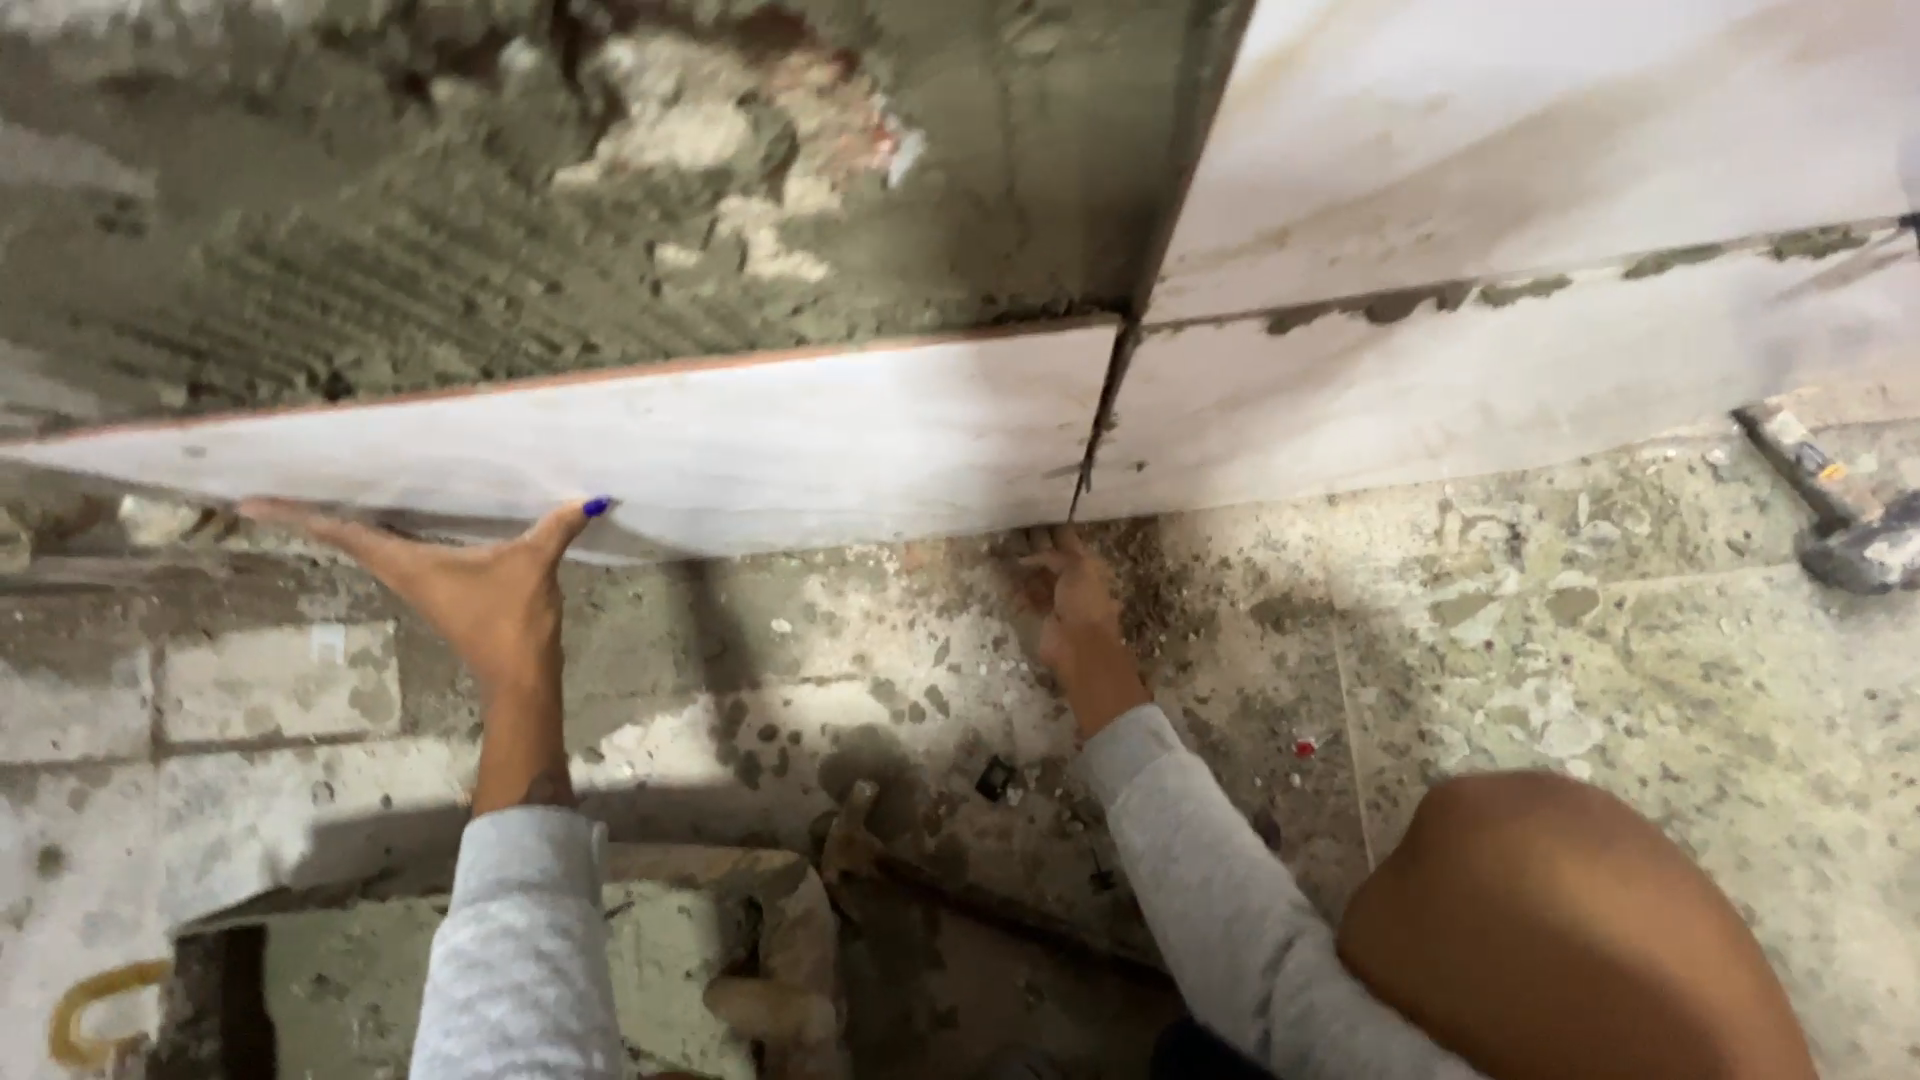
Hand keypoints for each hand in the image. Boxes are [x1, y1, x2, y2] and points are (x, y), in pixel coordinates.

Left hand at [238, 497, 606, 815]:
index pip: (344, 533)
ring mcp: (423, 588)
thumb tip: (589, 499)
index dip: (297, 516)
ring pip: (374, 550)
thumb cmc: (510, 619)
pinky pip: (404, 557)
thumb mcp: (534, 565)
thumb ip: (557, 528)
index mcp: (410, 564)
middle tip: (278, 491)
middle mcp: (406, 574)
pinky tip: (405, 525)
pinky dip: (388, 537)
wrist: (520, 674)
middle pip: (348, 540)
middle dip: (312, 517)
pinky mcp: (444, 595)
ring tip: (331, 498)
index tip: (248, 503)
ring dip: (350, 528)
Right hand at [1020, 525, 1150, 739]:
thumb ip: (1054, 556)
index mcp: (1088, 570)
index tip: (1039, 517)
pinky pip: (1024, 598)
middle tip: (1017, 529)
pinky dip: (1013, 588)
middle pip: (1051, 561)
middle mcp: (1071, 584)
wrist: (1079, 645)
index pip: (1070, 546)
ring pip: (1036, 578)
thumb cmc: (1085, 602)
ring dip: (1023, 567)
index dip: (1057, 533)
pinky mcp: (1038, 617)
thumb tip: (1027, 558)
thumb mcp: (1078, 568)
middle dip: (1037, 547)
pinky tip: (1000, 574)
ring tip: (1004, 548)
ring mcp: (1055, 601)